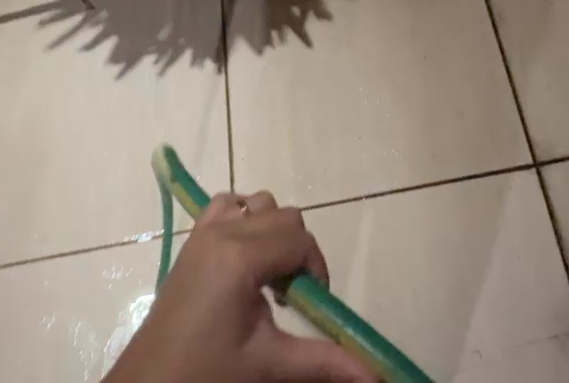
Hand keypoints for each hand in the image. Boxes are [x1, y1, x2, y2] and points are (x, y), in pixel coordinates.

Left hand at [105, 191, 375, 382]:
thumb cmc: (207, 372)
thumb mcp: (268, 365)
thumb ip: (323, 361)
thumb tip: (376, 377)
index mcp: (241, 256)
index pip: (299, 239)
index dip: (315, 268)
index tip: (310, 302)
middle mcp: (223, 231)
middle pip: (283, 216)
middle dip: (297, 250)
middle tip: (290, 294)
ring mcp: (204, 231)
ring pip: (258, 203)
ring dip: (272, 231)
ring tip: (268, 276)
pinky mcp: (192, 239)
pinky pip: (227, 205)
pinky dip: (244, 218)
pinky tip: (245, 257)